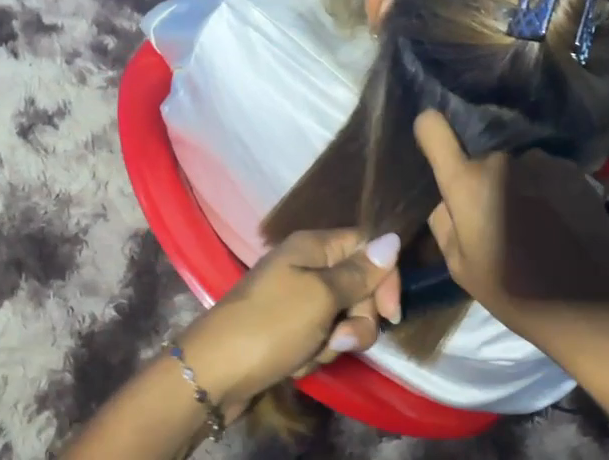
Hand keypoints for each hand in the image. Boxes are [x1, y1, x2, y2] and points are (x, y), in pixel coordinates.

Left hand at [176, 228, 403, 414]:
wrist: (215, 373)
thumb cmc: (271, 325)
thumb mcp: (321, 296)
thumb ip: (359, 272)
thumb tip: (393, 237)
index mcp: (313, 246)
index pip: (366, 245)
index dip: (384, 276)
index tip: (390, 313)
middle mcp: (307, 265)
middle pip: (358, 286)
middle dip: (357, 320)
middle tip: (338, 339)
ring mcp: (296, 299)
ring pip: (342, 317)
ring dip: (334, 342)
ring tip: (310, 353)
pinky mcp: (289, 329)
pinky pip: (320, 338)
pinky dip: (315, 353)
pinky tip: (297, 364)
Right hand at [413, 110, 608, 348]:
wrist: (591, 306)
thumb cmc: (516, 293)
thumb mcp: (461, 268)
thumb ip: (444, 223)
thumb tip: (447, 199)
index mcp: (467, 182)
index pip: (433, 128)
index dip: (429, 132)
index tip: (435, 147)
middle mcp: (502, 159)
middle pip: (482, 159)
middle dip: (485, 181)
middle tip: (499, 220)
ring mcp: (541, 161)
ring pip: (517, 166)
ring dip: (519, 185)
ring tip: (535, 224)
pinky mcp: (573, 170)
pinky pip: (547, 172)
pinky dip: (548, 190)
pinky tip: (560, 222)